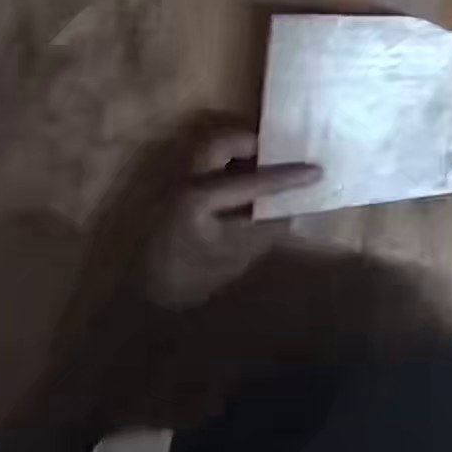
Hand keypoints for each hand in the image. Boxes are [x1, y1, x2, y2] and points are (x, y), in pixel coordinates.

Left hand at [143, 128, 321, 308]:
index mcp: (198, 198)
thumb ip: (267, 226)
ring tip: (262, 165)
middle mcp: (182, 182)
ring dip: (237, 152)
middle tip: (278, 154)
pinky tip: (240, 180)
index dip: (288, 176)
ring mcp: (170, 184)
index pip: (254, 180)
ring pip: (208, 150)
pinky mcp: (167, 192)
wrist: (134, 308)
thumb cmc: (186, 284)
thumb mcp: (236, 258)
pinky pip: (201, 165)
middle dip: (252, 143)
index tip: (317, 170)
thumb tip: (291, 204)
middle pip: (221, 143)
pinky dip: (224, 164)